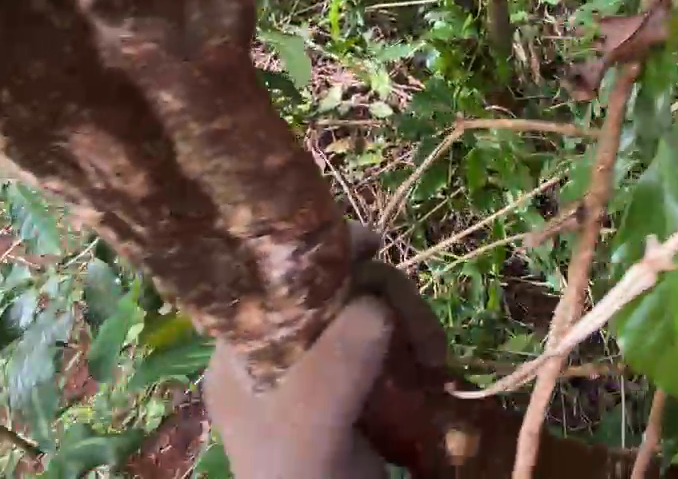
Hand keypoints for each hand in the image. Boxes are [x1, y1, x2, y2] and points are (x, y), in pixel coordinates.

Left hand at [203, 226, 447, 478]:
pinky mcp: (358, 382)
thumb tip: (376, 304)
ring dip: (412, 320)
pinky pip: (390, 336)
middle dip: (388, 298)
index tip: (373, 246)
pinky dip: (416, 339)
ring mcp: (321, 367)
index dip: (323, 254)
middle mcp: (279, 352)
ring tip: (433, 357)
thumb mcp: (311, 431)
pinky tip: (432, 363)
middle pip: (339, 287)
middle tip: (421, 332)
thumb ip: (335, 367)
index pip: (278, 278)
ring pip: (372, 307)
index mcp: (244, 355)